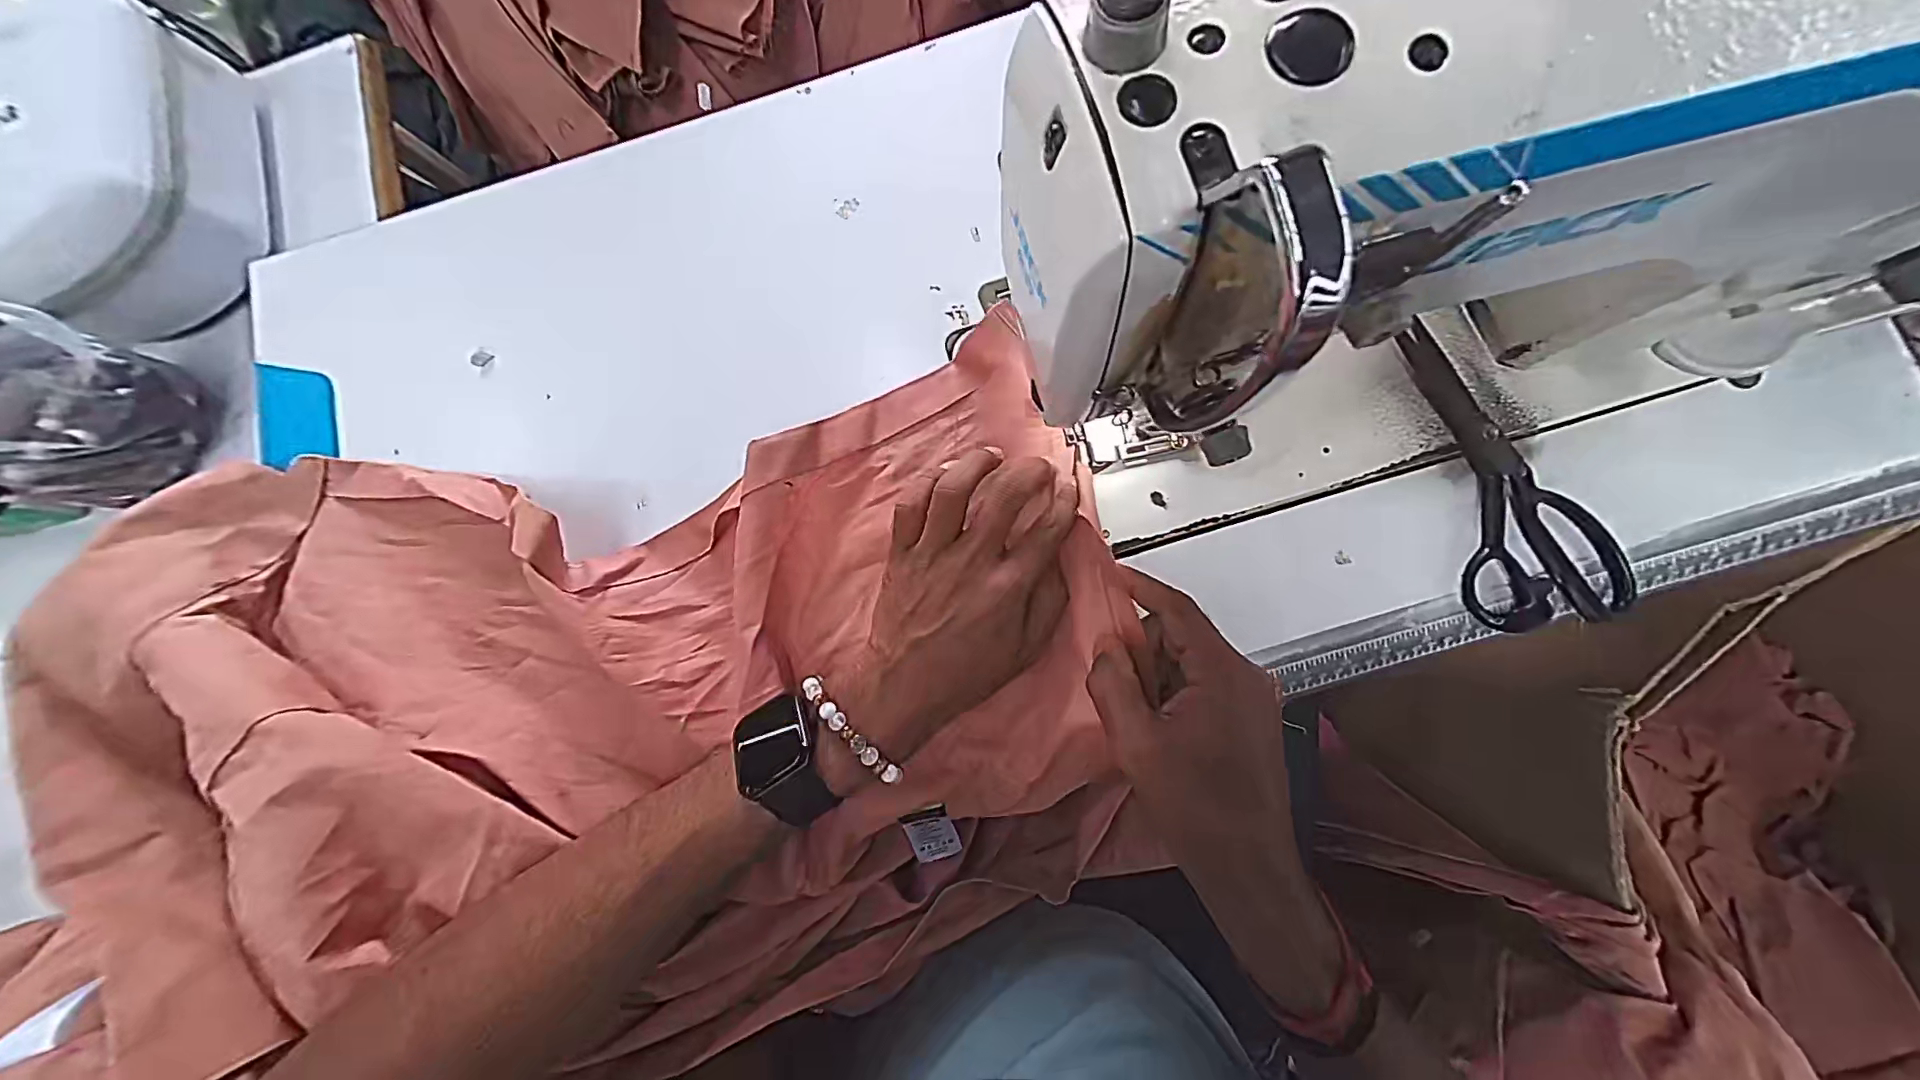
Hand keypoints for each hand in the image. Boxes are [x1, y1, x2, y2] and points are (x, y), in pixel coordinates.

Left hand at [822, 447, 1077, 793]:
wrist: (905, 685)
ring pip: (953, 490)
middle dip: (1027, 471)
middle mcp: (970, 563)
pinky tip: (943, 476)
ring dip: (975, 465)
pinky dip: (926, 482)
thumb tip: (1059, 559)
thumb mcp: (1026, 648)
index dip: (1063, 500)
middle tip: (1035, 468)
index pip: (1046, 528)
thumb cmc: (964, 672)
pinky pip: (911, 505)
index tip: (1066, 490)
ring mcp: (932, 554)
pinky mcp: (902, 554)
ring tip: (990, 459)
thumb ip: (1050, 600)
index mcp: (1007, 587)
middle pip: (1003, 496)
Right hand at [1085, 566, 1292, 854]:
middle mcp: (1245, 677)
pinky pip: (1203, 687)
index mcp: (1222, 673)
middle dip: (1143, 651)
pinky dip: (1174, 695)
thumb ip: (1114, 686)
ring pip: (1190, 663)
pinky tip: (1158, 731)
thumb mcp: (1138, 744)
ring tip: (1138, 721)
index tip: (1113, 575)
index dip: (1142, 588)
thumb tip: (1106, 648)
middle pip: (1182, 637)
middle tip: (1115, 684)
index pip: (1178, 610)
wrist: (1249, 868)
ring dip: (1157, 678)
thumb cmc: (1198, 810)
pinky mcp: (1250, 721)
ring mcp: (1252, 700)